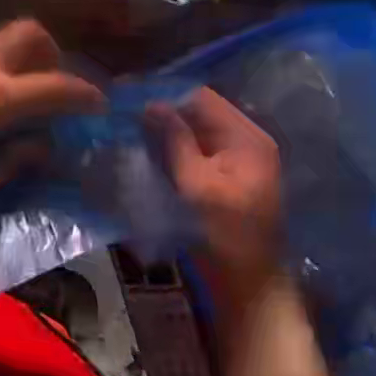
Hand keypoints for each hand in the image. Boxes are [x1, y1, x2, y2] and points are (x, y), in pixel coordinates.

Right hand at [149, 88, 284, 295]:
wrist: (250, 282)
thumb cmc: (225, 232)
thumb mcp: (196, 184)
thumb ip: (175, 140)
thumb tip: (151, 105)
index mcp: (246, 137)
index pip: (202, 97)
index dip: (166, 93)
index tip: (131, 95)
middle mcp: (247, 139)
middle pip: (201, 112)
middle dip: (165, 111)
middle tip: (126, 113)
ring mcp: (239, 158)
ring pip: (198, 130)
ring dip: (168, 129)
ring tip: (132, 128)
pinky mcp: (229, 175)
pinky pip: (200, 149)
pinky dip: (177, 147)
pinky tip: (151, 149)